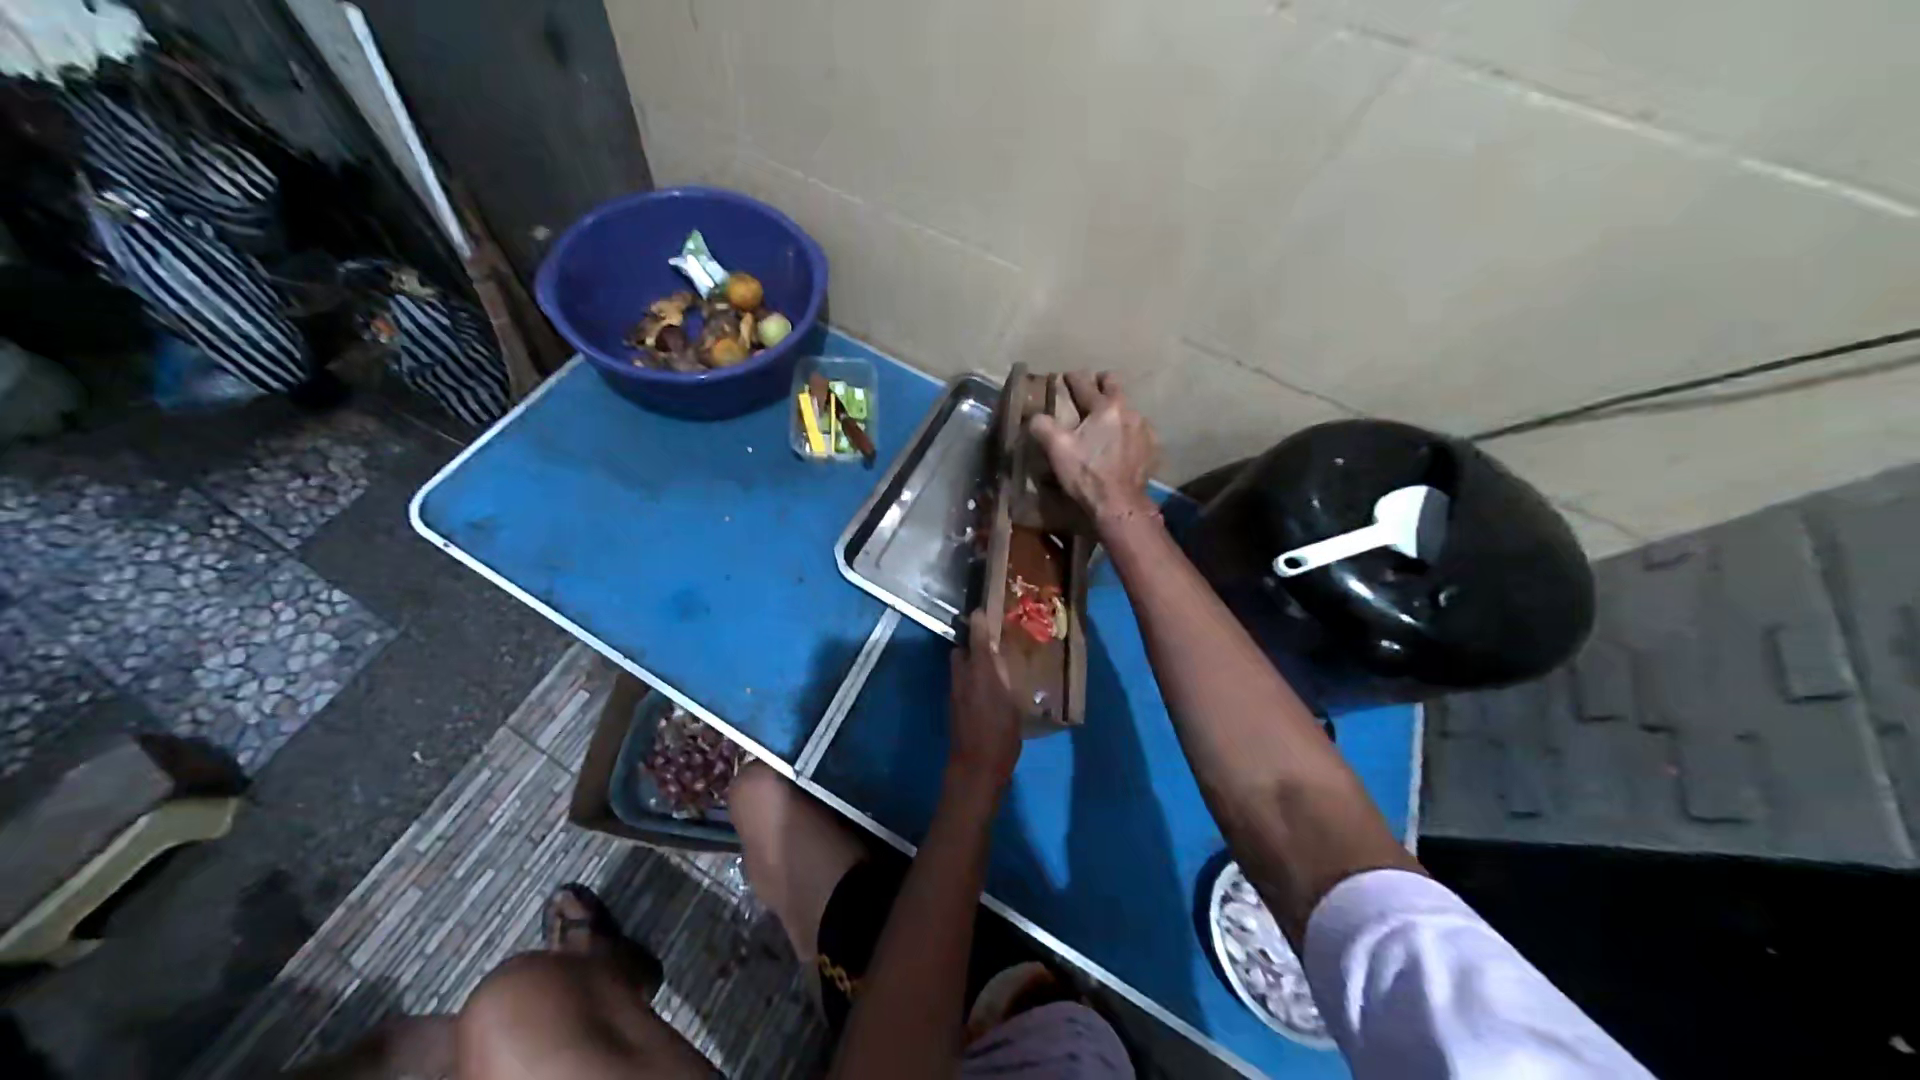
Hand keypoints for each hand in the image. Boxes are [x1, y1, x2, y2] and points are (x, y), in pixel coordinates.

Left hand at [948, 611, 1022, 789]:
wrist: (976, 768)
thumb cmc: (1001, 737)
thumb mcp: (1013, 704)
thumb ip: (1005, 677)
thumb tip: (999, 656)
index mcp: (981, 674)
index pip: (976, 639)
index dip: (979, 623)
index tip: (983, 611)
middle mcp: (963, 679)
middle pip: (961, 651)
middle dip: (972, 644)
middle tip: (991, 643)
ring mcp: (955, 693)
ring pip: (959, 667)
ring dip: (970, 661)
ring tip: (991, 665)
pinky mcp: (954, 707)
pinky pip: (961, 682)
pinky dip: (970, 677)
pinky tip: (987, 687)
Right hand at [1029, 371, 1158, 528]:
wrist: (1119, 504)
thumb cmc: (1086, 474)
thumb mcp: (1057, 449)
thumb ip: (1043, 426)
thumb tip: (1036, 416)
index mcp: (1105, 407)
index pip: (1085, 383)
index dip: (1072, 378)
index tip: (1065, 377)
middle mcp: (1128, 410)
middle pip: (1114, 385)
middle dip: (1101, 383)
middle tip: (1090, 390)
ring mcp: (1144, 428)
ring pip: (1127, 409)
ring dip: (1114, 411)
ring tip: (1104, 423)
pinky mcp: (1152, 447)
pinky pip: (1138, 430)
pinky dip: (1127, 431)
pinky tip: (1120, 443)